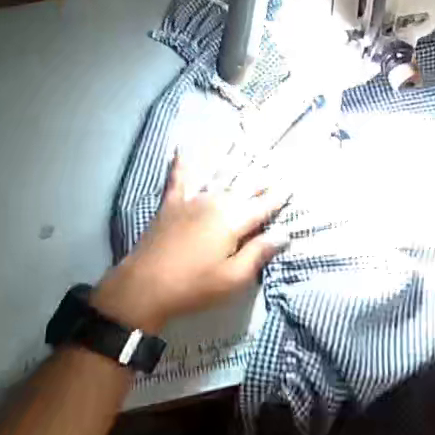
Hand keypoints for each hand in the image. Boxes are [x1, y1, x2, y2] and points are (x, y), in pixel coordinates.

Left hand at [89, 155, 286, 333]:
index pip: (263, 205)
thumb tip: (283, 235)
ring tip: (245, 149)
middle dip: (261, 178)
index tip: (291, 184)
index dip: (279, 196)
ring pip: (217, 178)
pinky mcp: (170, 205)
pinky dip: (182, 162)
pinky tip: (182, 146)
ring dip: (232, 164)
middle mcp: (215, 203)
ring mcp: (191, 201)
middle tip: (275, 165)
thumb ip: (258, 253)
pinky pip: (178, 178)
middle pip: (243, 188)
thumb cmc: (194, 287)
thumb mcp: (233, 278)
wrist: (143, 288)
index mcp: (233, 221)